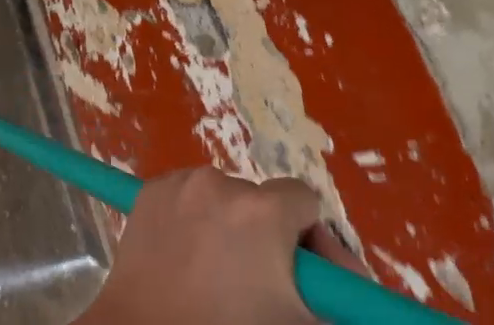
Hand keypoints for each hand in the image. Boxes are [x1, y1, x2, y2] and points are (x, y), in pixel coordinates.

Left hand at [74, 167, 368, 324]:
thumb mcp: (302, 319)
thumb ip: (339, 294)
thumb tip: (345, 276)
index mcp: (261, 209)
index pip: (305, 199)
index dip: (313, 237)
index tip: (307, 272)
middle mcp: (218, 182)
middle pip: (261, 198)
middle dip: (271, 234)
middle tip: (265, 280)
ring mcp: (177, 183)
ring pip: (222, 197)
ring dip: (232, 225)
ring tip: (223, 272)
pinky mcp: (148, 192)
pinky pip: (187, 197)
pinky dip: (196, 218)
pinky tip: (191, 257)